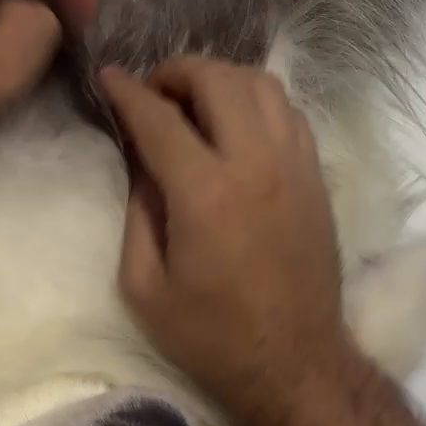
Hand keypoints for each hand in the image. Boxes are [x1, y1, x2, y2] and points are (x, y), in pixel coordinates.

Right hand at [101, 59, 348, 414]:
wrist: (294, 354)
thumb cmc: (211, 333)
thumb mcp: (145, 285)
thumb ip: (138, 209)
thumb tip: (139, 155)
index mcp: (207, 192)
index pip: (161, 119)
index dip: (128, 92)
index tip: (108, 77)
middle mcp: (258, 162)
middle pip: (221, 81)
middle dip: (179, 71)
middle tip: (153, 89)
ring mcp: (295, 161)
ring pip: (264, 85)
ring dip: (224, 78)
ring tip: (195, 98)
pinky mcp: (316, 170)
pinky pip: (289, 110)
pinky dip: (259, 99)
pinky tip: (238, 120)